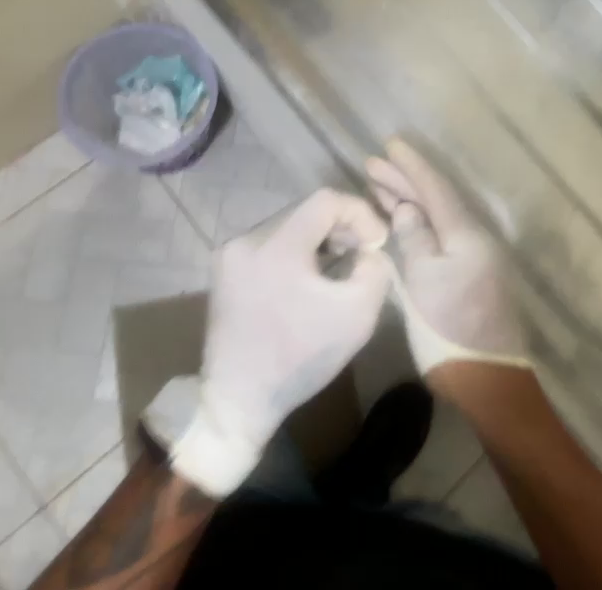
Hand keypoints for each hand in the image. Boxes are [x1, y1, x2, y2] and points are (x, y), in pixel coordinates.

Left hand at [168, 189, 392, 497]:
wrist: (238, 400)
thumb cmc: (300, 358)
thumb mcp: (357, 315)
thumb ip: (374, 270)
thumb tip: (369, 250)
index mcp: (276, 245)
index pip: (327, 200)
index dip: (360, 214)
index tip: (377, 245)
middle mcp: (247, 239)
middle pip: (305, 211)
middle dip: (341, 228)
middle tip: (363, 256)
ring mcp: (230, 253)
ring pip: (288, 226)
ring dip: (319, 240)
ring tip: (339, 269)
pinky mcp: (225, 270)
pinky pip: (270, 244)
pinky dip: (296, 252)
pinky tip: (310, 281)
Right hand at [365, 140, 529, 380]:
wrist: (485, 377)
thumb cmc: (450, 326)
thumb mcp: (423, 279)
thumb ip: (415, 238)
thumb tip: (408, 210)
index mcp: (465, 233)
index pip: (435, 188)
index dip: (411, 166)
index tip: (389, 145)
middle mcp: (473, 238)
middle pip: (436, 200)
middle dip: (404, 182)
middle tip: (371, 165)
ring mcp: (473, 257)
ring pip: (437, 218)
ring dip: (409, 201)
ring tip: (378, 187)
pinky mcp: (468, 275)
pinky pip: (440, 235)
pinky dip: (418, 224)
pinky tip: (401, 222)